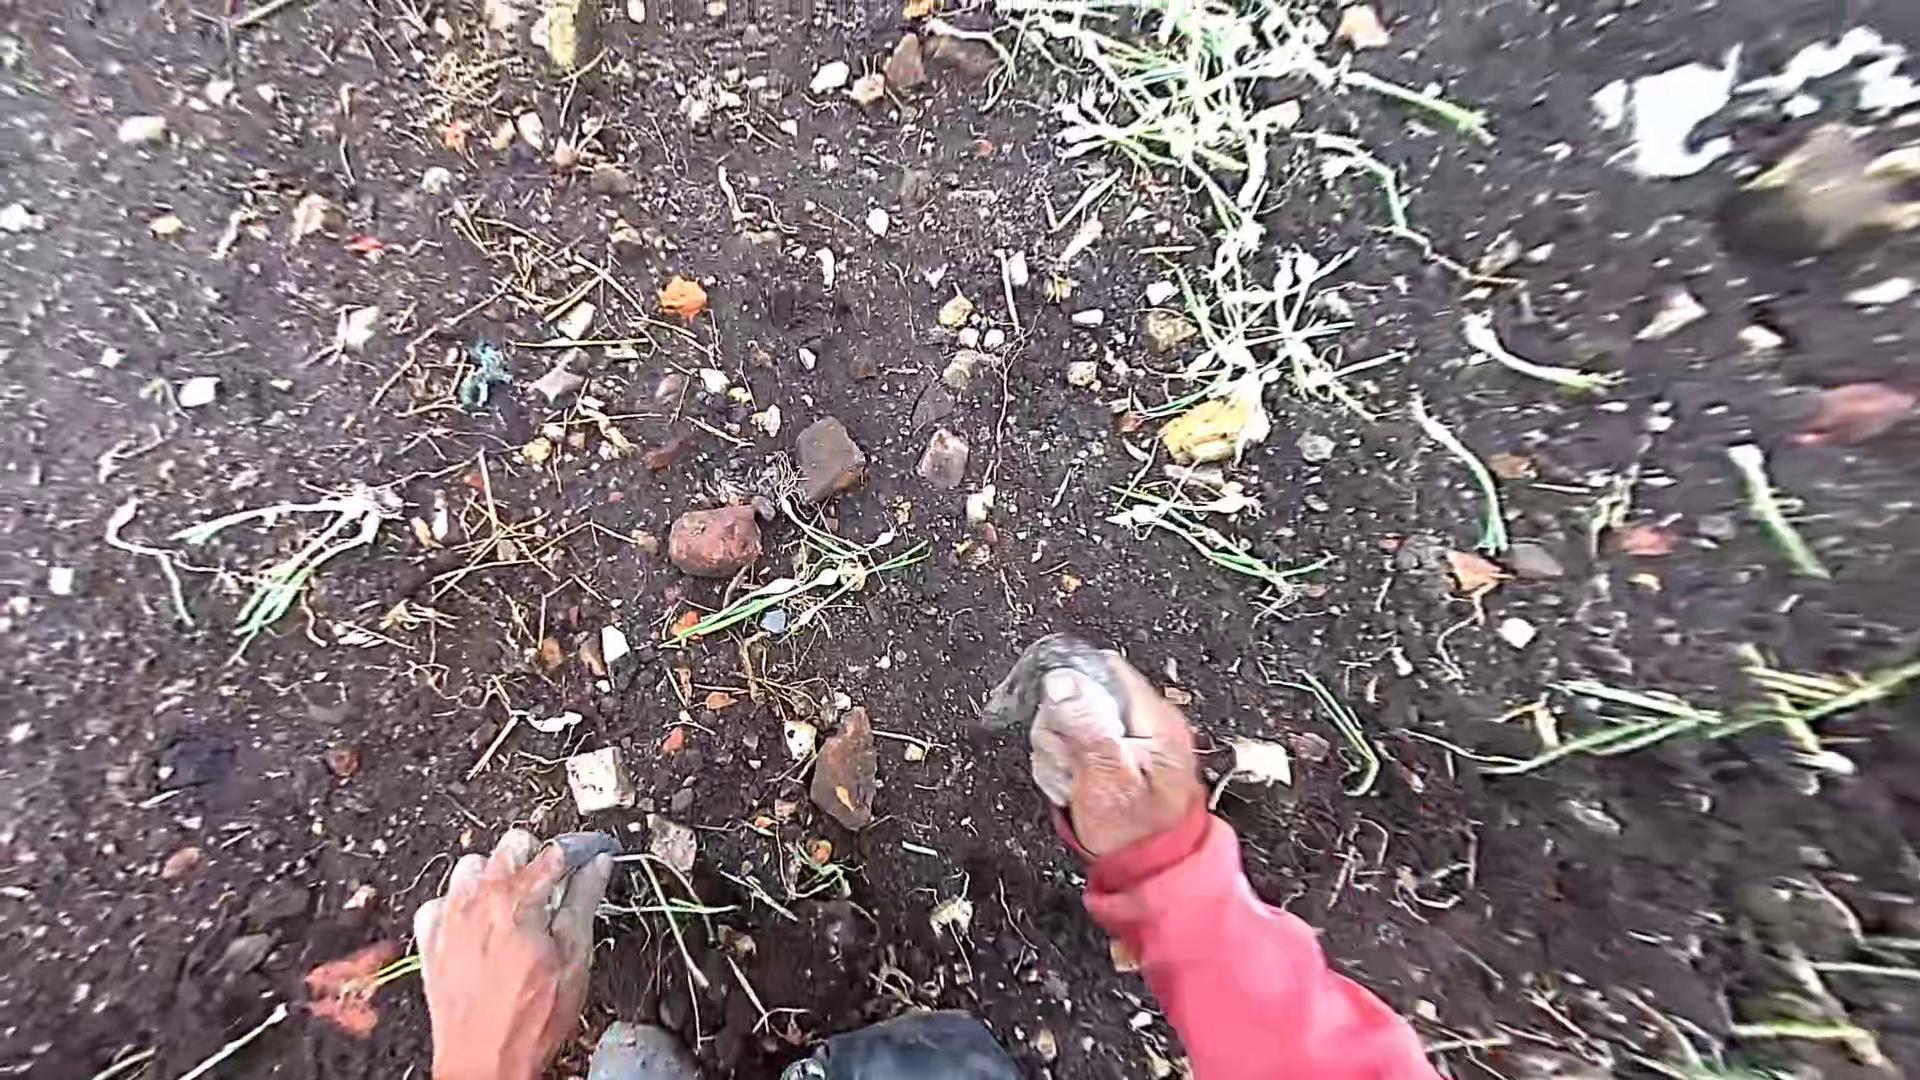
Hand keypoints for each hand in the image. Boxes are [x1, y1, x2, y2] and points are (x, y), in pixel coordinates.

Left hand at [413, 829, 611, 1079]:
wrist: (484, 1068)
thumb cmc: (532, 1016)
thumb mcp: (575, 953)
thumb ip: (585, 899)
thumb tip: (598, 864)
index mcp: (517, 902)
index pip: (555, 851)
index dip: (580, 852)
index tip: (593, 857)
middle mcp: (478, 906)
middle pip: (509, 847)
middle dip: (538, 854)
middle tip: (558, 878)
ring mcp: (450, 926)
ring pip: (471, 867)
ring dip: (497, 872)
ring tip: (519, 895)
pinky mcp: (431, 950)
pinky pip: (437, 905)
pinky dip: (459, 901)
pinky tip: (480, 916)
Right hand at [1030, 655, 1201, 857]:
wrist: (1146, 877)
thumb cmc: (1136, 834)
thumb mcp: (1108, 777)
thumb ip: (1086, 726)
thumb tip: (1062, 680)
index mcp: (1152, 718)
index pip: (1105, 668)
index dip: (1074, 684)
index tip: (1059, 714)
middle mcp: (1138, 722)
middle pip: (1078, 694)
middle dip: (1060, 729)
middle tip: (1070, 762)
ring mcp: (1120, 738)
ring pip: (1064, 720)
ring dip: (1057, 751)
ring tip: (1073, 780)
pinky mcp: (1104, 754)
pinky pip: (1065, 744)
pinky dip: (1060, 765)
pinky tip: (1072, 784)